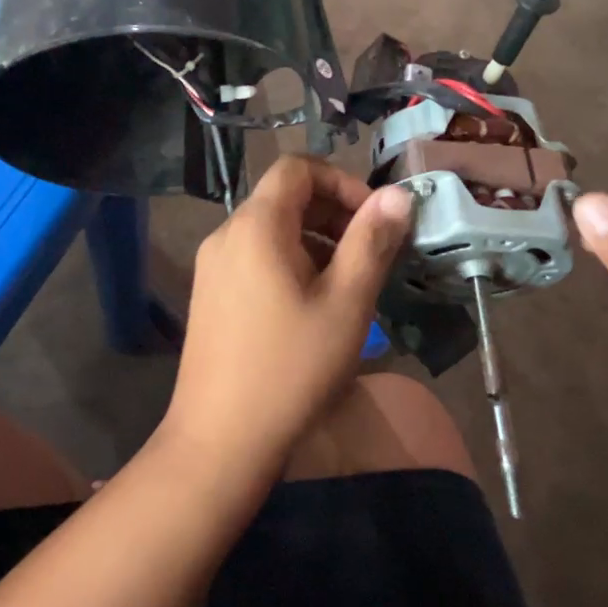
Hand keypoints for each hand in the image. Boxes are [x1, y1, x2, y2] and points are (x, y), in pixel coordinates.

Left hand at [162, 156, 412, 467]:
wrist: (220, 438)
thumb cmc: (291, 368)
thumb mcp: (346, 304)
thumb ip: (372, 242)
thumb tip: (397, 195)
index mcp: (256, 226)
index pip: (296, 168)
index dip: (341, 181)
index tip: (374, 220)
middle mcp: (226, 234)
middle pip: (283, 197)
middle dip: (332, 213)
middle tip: (371, 253)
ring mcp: (212, 265)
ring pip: (270, 229)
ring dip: (314, 240)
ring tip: (349, 283)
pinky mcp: (209, 293)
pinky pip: (254, 256)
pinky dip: (289, 261)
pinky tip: (312, 305)